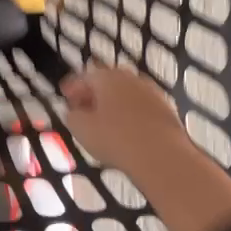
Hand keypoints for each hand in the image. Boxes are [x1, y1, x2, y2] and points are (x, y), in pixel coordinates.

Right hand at [59, 65, 185, 172]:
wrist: (161, 154)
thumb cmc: (116, 139)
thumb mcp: (82, 130)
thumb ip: (72, 116)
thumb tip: (74, 112)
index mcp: (106, 77)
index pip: (84, 76)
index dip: (72, 87)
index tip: (65, 96)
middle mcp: (128, 77)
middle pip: (106, 81)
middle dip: (94, 94)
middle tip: (84, 109)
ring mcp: (150, 90)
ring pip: (125, 93)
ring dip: (114, 103)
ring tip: (106, 122)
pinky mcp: (165, 107)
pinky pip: (141, 106)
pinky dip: (131, 113)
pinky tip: (128, 130)